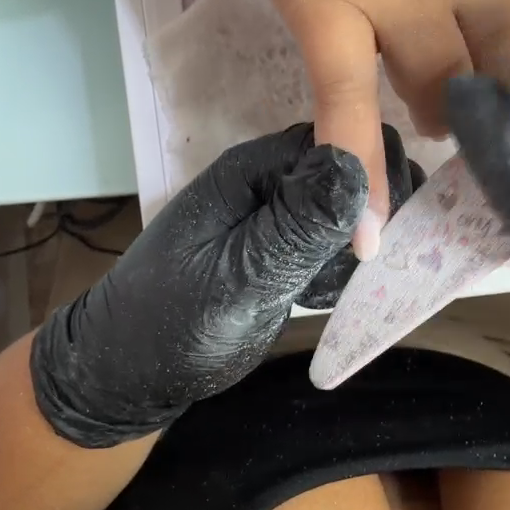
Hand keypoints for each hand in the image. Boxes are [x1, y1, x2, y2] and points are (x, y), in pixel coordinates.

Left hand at [32, 124, 420, 447]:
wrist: (130, 370)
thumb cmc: (172, 326)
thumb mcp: (239, 279)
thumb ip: (297, 227)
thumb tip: (356, 162)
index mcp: (252, 170)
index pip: (341, 139)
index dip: (374, 181)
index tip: (378, 241)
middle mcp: (267, 181)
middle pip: (351, 168)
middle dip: (374, 213)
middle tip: (363, 266)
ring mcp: (272, 216)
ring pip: (347, 205)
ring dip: (361, 242)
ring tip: (338, 284)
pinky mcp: (278, 249)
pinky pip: (330, 239)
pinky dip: (341, 265)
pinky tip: (323, 295)